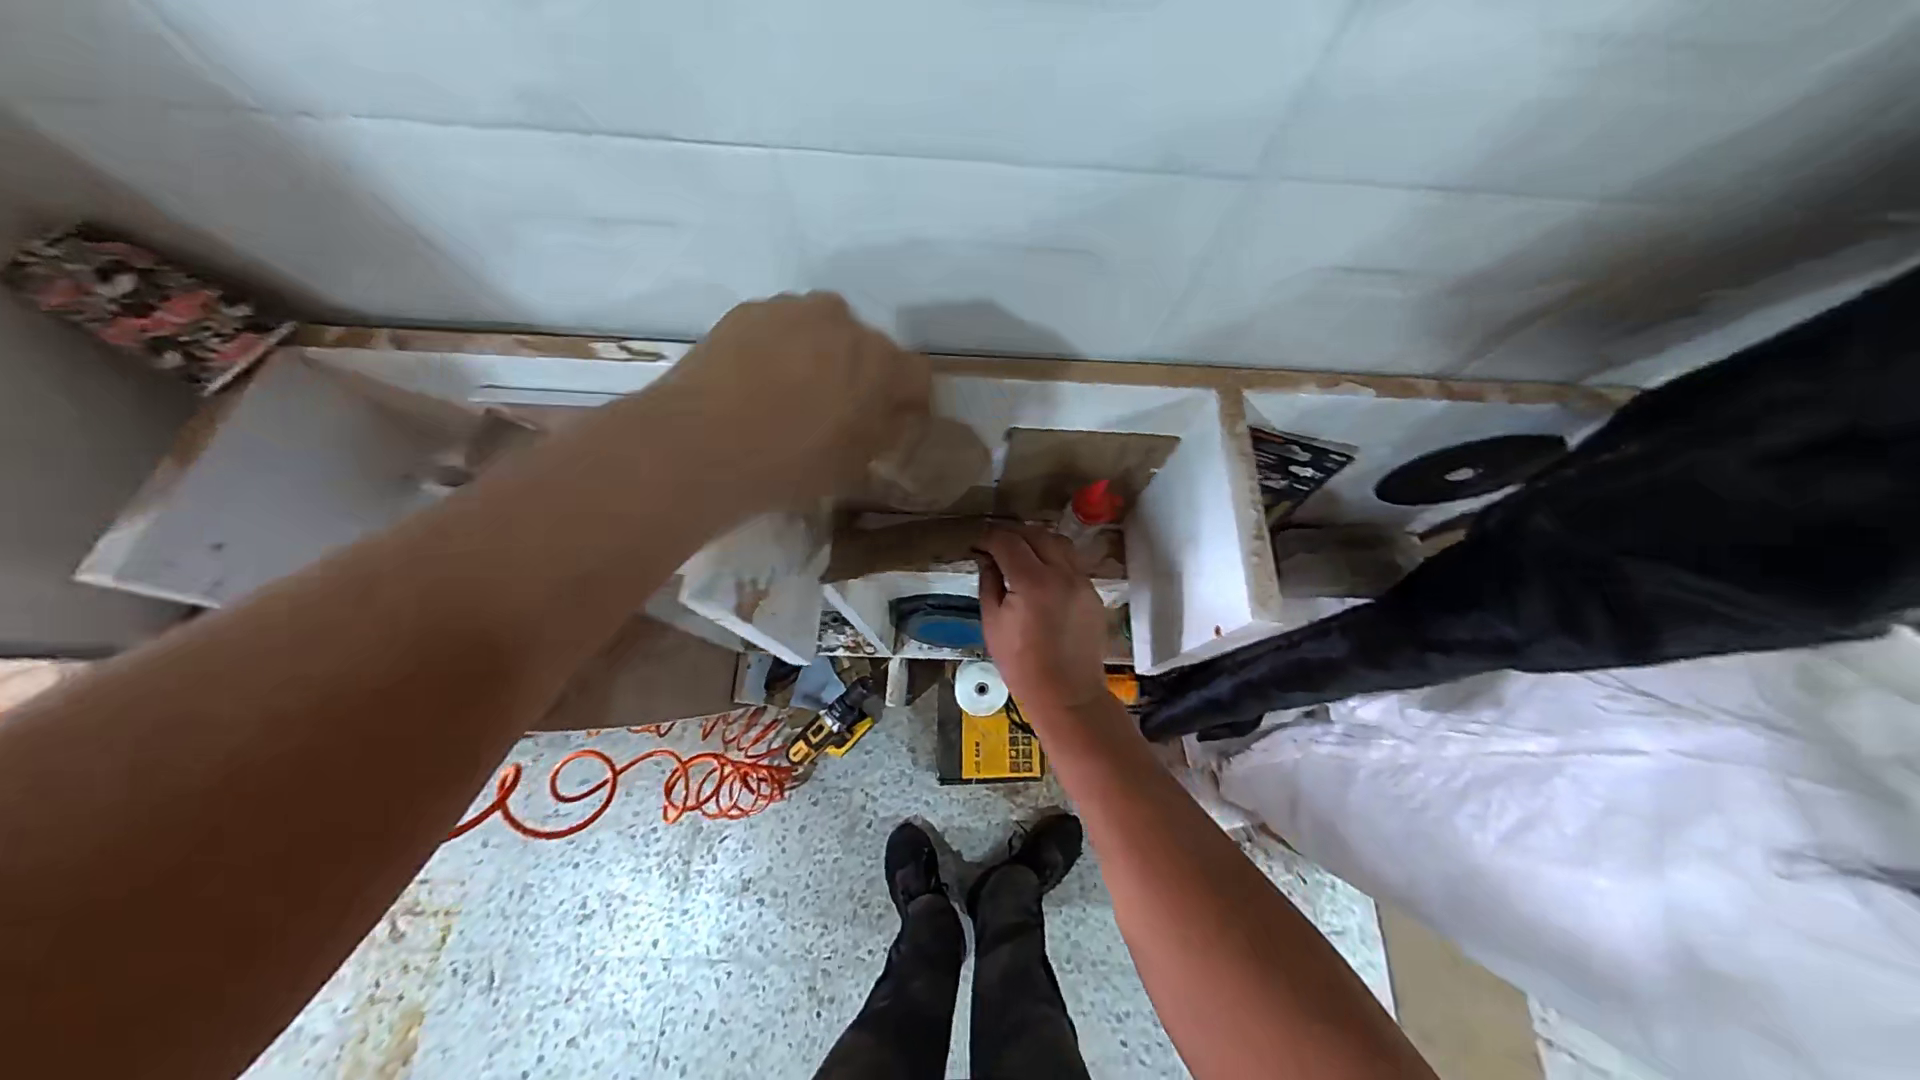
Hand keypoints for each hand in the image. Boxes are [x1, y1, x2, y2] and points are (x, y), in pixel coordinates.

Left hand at [655, 292, 930, 502]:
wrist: (701, 444)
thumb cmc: (791, 464)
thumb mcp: (853, 464)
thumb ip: (882, 432)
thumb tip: (888, 416)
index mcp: (882, 363)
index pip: (916, 376)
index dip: (907, 401)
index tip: (891, 422)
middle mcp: (845, 322)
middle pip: (867, 346)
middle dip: (860, 373)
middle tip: (836, 409)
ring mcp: (793, 310)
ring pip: (822, 330)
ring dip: (818, 354)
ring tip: (790, 393)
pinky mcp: (748, 310)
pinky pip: (779, 328)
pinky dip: (778, 349)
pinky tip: (755, 382)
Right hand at [976, 526, 1112, 720]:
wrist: (1067, 694)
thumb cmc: (1022, 665)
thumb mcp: (993, 624)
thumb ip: (989, 583)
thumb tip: (986, 558)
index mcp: (1033, 582)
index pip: (1008, 542)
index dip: (988, 538)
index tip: (977, 544)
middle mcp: (1062, 573)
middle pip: (1036, 534)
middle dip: (1012, 534)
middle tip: (995, 545)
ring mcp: (1082, 581)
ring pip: (1059, 543)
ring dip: (1037, 541)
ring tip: (1020, 554)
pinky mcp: (1093, 593)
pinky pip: (1072, 563)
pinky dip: (1054, 559)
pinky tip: (1041, 575)